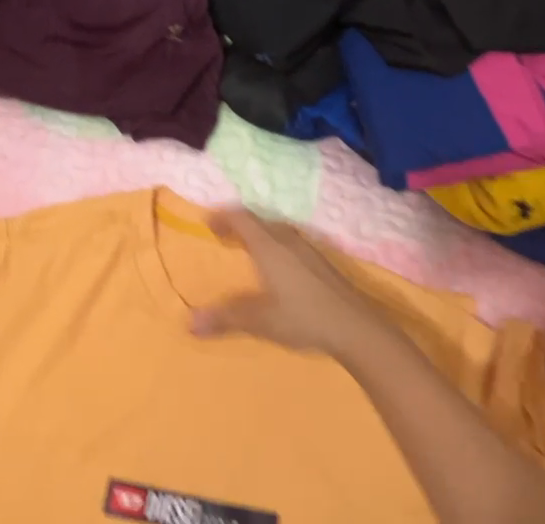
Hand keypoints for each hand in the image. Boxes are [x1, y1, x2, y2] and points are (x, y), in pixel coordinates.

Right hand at [189, 208, 396, 359]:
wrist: (355, 327)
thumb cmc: (303, 318)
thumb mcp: (260, 321)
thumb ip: (226, 318)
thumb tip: (190, 322)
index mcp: (269, 246)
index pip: (242, 218)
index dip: (223, 217)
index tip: (207, 222)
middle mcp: (288, 240)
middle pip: (259, 221)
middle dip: (238, 225)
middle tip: (222, 237)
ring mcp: (308, 249)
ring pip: (276, 230)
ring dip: (258, 235)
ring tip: (246, 250)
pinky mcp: (321, 262)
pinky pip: (289, 242)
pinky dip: (273, 245)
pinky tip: (276, 267)